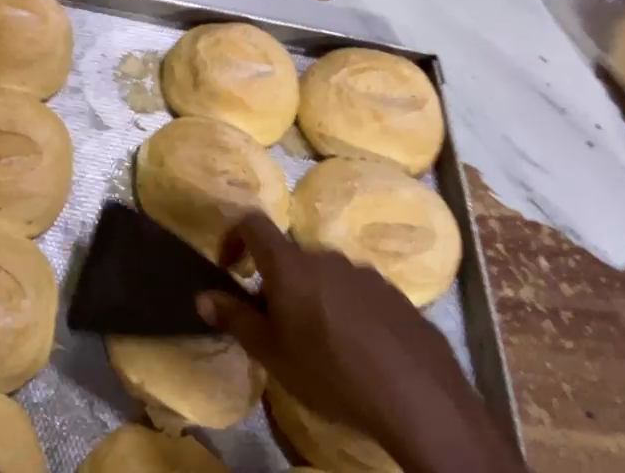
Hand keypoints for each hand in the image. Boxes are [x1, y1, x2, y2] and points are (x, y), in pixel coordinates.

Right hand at [197, 210, 524, 472]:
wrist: (421, 401)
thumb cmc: (332, 373)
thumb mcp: (272, 354)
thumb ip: (234, 319)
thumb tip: (202, 297)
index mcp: (291, 264)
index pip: (253, 223)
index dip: (233, 238)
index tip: (230, 269)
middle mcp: (328, 257)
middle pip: (291, 255)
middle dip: (277, 281)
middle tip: (275, 322)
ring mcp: (368, 275)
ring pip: (327, 274)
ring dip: (314, 295)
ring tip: (319, 340)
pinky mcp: (399, 298)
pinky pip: (360, 293)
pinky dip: (348, 310)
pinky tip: (358, 350)